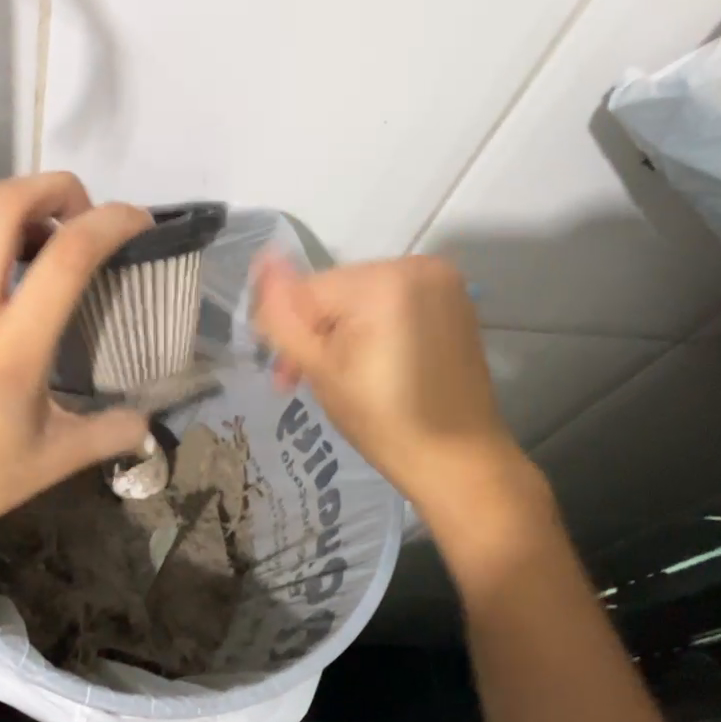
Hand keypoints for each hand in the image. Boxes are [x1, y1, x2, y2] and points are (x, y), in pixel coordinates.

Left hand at [0, 173, 153, 568]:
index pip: (64, 258)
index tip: (138, 222)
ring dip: (4, 195)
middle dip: (53, 186)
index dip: (110, 222)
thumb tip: (152, 418)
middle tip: (84, 212)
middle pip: (0, 207)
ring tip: (38, 224)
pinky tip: (2, 258)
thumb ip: (114, 432)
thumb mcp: (59, 458)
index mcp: (12, 355)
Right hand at [251, 253, 540, 526]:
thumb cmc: (382, 420)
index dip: (289, 332)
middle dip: (316, 333)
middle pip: (335, 292)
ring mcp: (442, 284)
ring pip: (360, 300)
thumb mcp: (319, 367)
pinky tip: (372, 368)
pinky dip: (373, 332)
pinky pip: (391, 307)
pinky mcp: (453, 305)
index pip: (306, 291)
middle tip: (306, 382)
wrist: (458, 461)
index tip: (286, 379)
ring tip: (339, 379)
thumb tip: (262, 260)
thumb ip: (283, 314)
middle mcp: (418, 267)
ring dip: (341, 334)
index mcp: (384, 280)